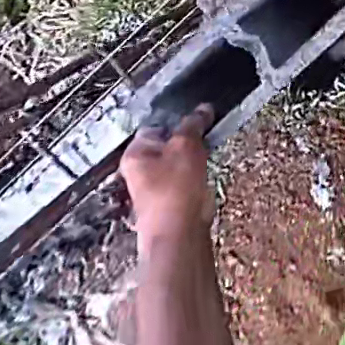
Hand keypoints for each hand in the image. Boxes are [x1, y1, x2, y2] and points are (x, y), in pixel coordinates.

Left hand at [121, 105, 215, 245]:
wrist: (180, 235)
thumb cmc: (175, 189)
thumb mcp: (187, 145)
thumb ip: (194, 123)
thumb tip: (203, 109)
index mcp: (136, 154)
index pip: (156, 125)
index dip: (179, 118)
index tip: (200, 116)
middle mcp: (141, 170)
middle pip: (168, 143)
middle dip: (189, 139)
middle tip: (206, 135)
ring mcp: (157, 187)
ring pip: (179, 161)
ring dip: (195, 156)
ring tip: (208, 153)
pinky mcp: (173, 200)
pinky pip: (187, 177)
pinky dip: (198, 172)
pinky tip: (207, 172)